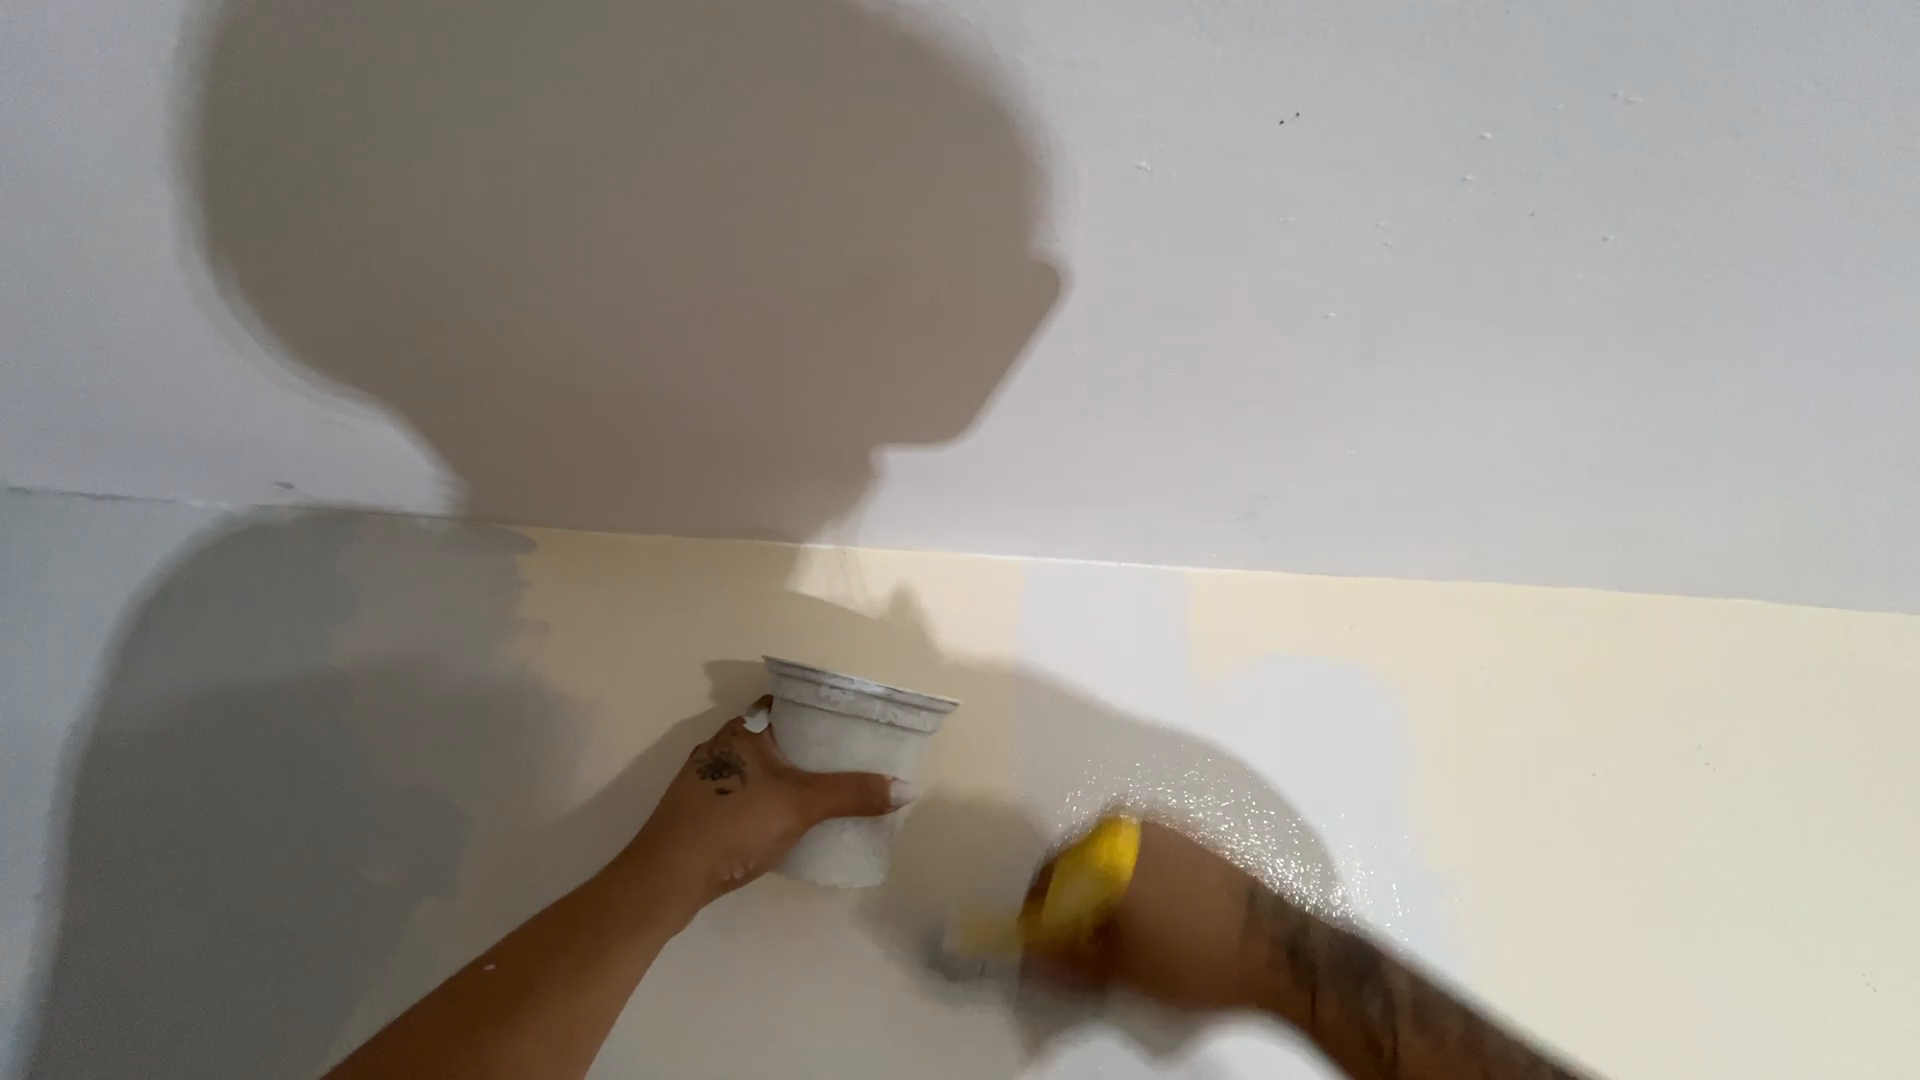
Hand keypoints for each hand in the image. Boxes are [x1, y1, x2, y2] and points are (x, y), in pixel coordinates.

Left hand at [621, 696, 911, 912]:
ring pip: (765, 766)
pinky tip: (796, 815)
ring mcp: (709, 780)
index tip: (856, 719)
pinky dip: (777, 796)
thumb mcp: (800, 805)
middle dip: (815, 744)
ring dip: (795, 773)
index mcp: (744, 729)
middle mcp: (724, 746)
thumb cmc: (732, 825)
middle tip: (856, 753)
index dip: (823, 708)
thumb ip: (852, 793)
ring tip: (836, 783)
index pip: (790, 703)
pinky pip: (752, 791)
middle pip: (780, 735)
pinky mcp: (704, 811)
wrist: (664, 880)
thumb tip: (906, 788)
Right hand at [1023, 821, 1265, 1010]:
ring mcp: (1162, 823)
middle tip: (1079, 936)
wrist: (1277, 945)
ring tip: (1115, 926)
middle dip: (1071, 894)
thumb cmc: (1193, 958)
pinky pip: (1143, 850)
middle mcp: (1127, 824)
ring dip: (1102, 884)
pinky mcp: (1190, 832)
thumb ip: (1066, 959)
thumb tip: (1029, 954)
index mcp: (1103, 849)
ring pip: (1111, 852)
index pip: (1048, 874)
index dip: (1040, 909)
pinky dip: (1133, 876)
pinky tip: (1150, 910)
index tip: (1042, 938)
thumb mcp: (1122, 970)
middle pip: (1079, 857)